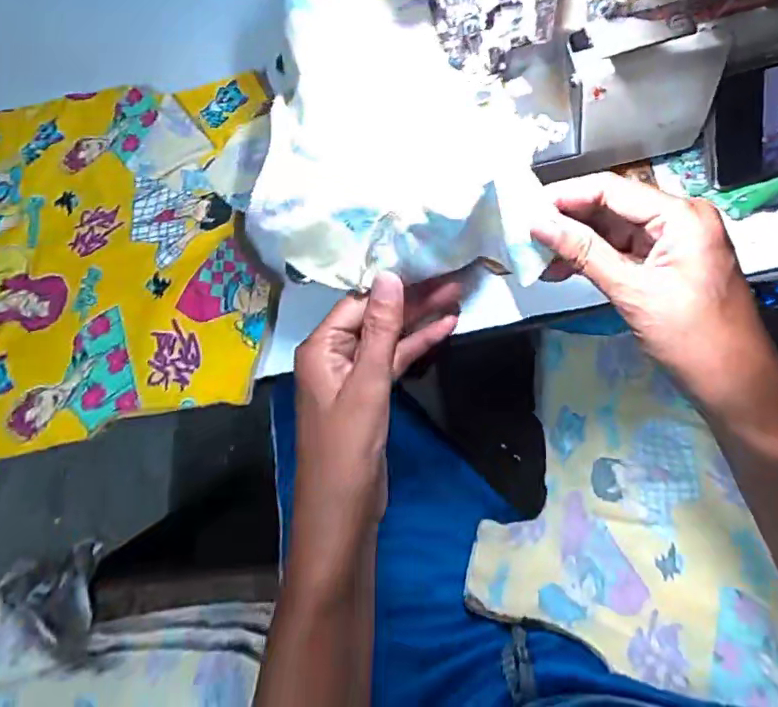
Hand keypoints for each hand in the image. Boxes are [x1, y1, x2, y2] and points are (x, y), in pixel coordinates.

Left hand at [292, 272, 463, 545]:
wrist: (343, 512)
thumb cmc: (348, 446)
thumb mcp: (368, 382)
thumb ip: (380, 328)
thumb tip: (388, 276)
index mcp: (321, 346)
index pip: (359, 303)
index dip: (393, 285)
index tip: (427, 265)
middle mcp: (333, 353)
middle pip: (375, 317)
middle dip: (413, 301)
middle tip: (452, 279)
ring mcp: (352, 373)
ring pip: (388, 337)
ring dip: (419, 321)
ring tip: (456, 296)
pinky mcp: (369, 392)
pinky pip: (393, 360)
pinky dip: (416, 347)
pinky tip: (445, 329)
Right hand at [531, 172, 777, 413]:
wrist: (739, 390)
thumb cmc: (695, 341)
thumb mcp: (633, 292)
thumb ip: (583, 252)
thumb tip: (539, 224)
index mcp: (682, 216)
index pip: (612, 189)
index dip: (566, 196)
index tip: (528, 208)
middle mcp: (680, 219)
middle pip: (611, 206)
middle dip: (568, 220)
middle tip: (527, 233)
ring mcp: (675, 242)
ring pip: (612, 229)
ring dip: (576, 242)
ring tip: (539, 256)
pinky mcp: (668, 263)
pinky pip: (623, 250)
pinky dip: (594, 258)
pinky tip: (562, 268)